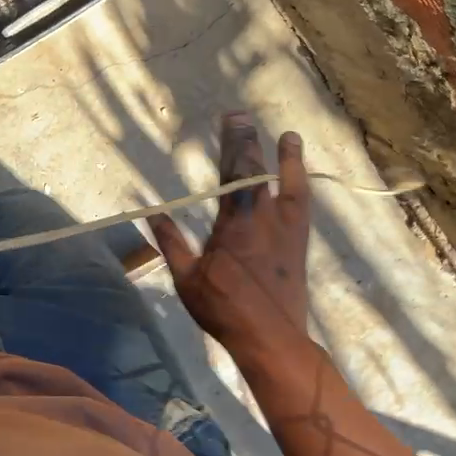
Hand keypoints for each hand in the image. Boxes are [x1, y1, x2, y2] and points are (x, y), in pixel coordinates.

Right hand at [147, 112, 312, 360]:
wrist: (270, 339)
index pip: (234, 175)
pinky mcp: (298, 246)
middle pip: (258, 173)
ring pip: (289, 187)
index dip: (234, 144)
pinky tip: (296, 181)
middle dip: (250, 142)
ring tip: (290, 137)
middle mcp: (266, 221)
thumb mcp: (187, 277)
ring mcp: (287, 232)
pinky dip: (299, 187)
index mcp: (236, 225)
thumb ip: (172, 243)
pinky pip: (301, 207)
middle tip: (243, 116)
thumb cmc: (222, 309)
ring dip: (288, 160)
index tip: (233, 118)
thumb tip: (154, 213)